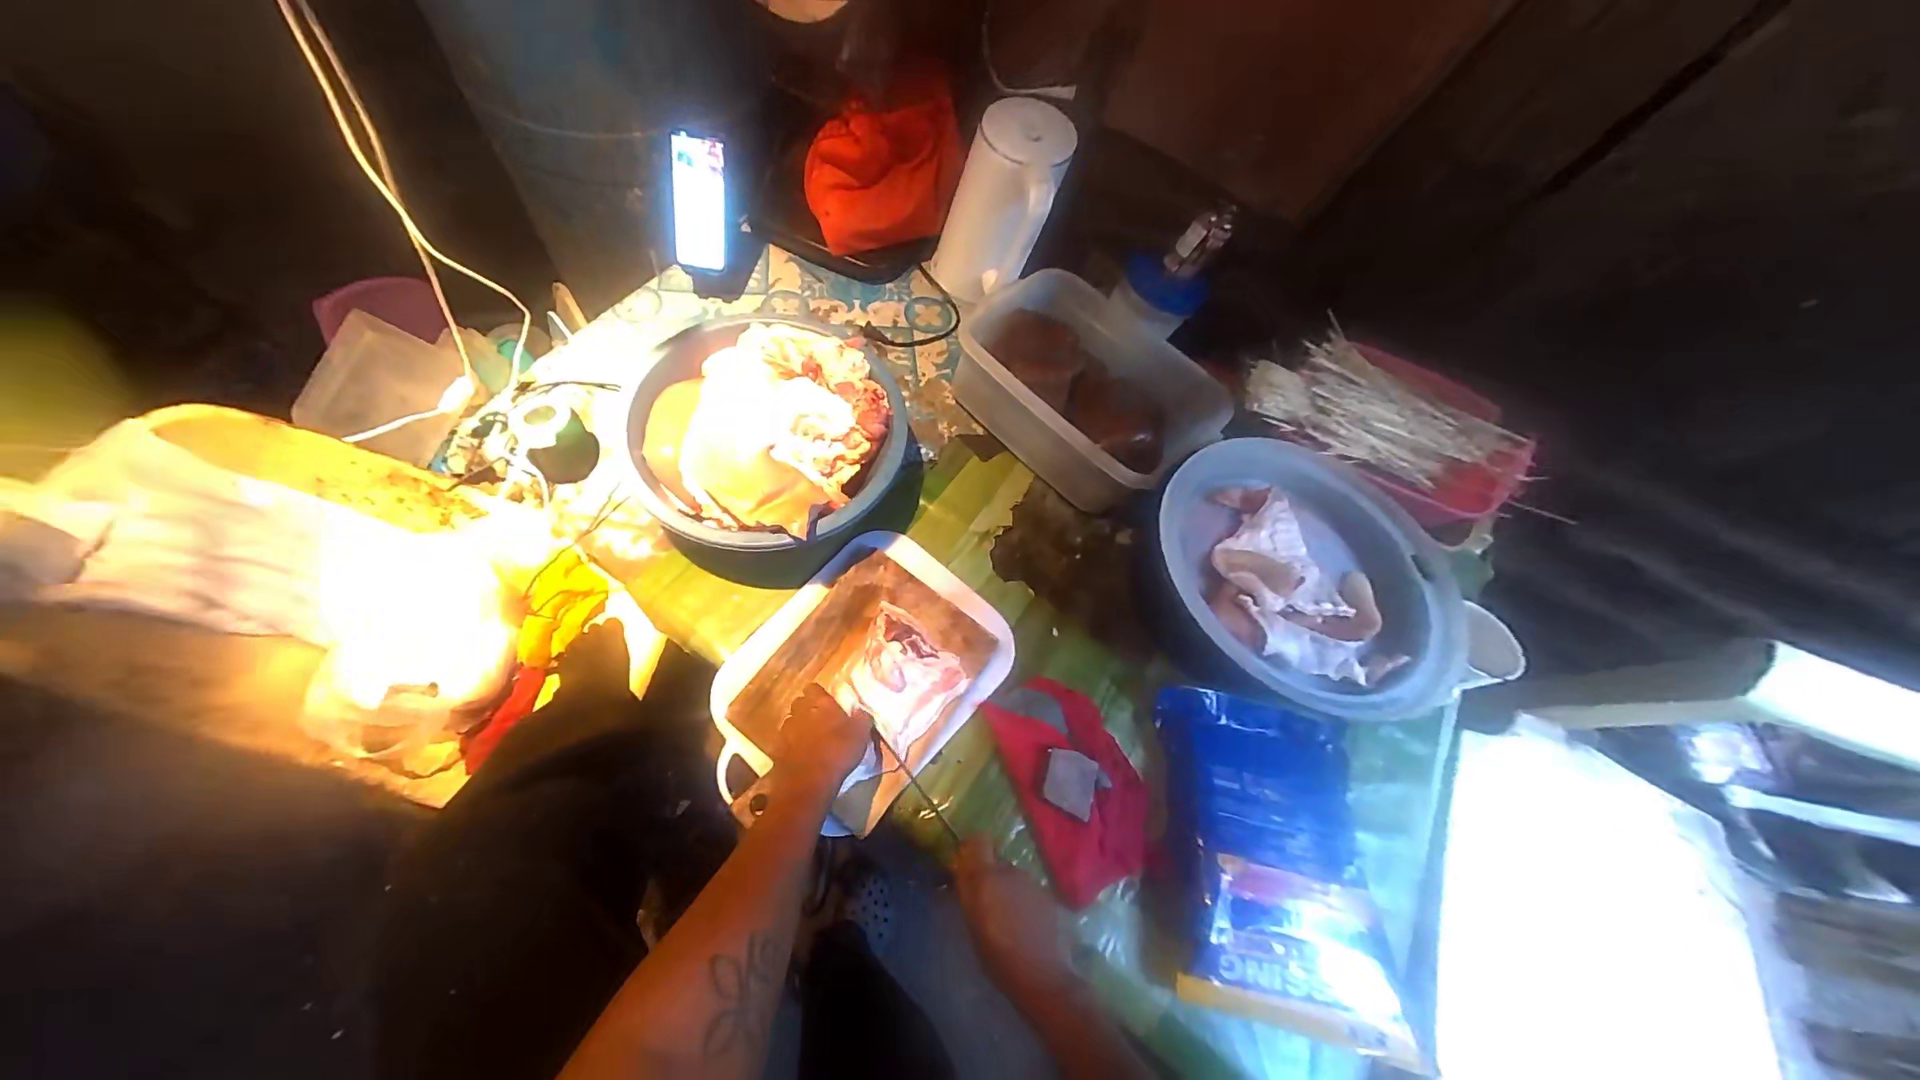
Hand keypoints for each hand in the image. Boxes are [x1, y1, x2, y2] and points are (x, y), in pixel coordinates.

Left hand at [774, 684, 869, 802]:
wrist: (809, 782)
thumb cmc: (838, 753)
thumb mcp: (861, 735)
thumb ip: (861, 718)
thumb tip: (861, 711)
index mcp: (820, 704)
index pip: (814, 688)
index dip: (819, 693)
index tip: (826, 701)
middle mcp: (800, 712)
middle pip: (799, 703)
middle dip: (807, 708)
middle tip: (819, 719)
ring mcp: (785, 731)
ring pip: (790, 722)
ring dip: (797, 727)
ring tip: (808, 739)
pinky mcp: (776, 750)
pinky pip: (783, 742)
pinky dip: (789, 745)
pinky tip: (798, 755)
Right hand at [955, 836, 1077, 1001]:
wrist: (1043, 976)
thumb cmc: (998, 956)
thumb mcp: (973, 925)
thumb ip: (967, 892)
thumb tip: (961, 869)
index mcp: (987, 876)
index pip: (978, 840)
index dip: (972, 850)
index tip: (967, 868)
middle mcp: (1011, 872)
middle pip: (996, 861)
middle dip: (989, 876)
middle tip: (985, 903)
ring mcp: (1032, 882)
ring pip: (1013, 876)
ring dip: (1007, 889)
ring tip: (1007, 919)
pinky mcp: (1048, 896)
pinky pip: (1028, 890)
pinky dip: (1023, 901)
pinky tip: (1025, 926)